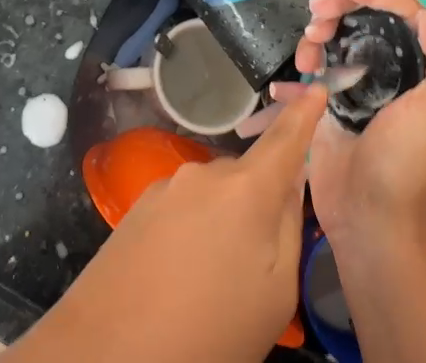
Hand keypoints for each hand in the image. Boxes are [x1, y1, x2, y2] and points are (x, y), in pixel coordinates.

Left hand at [3, 84, 327, 362]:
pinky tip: (186, 278)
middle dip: (260, 205)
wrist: (110, 349)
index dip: (303, 115)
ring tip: (218, 282)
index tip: (315, 88)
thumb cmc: (211, 328)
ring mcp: (166, 188)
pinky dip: (194, 234)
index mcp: (246, 189)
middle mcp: (204, 175)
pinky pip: (184, 209)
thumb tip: (289, 187)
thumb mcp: (275, 291)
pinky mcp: (138, 207)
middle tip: (261, 263)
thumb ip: (288, 228)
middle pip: (248, 177)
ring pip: (214, 197)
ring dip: (224, 225)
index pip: (284, 140)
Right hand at [297, 0, 425, 250]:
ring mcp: (360, 95)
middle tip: (315, 16)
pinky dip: (297, 76)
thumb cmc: (413, 166)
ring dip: (315, 39)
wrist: (372, 226)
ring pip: (335, 45)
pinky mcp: (330, 114)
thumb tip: (422, 14)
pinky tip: (285, 84)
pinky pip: (312, 80)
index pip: (403, 14)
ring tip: (305, 55)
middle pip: (365, 22)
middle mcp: (396, 77)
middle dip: (338, 10)